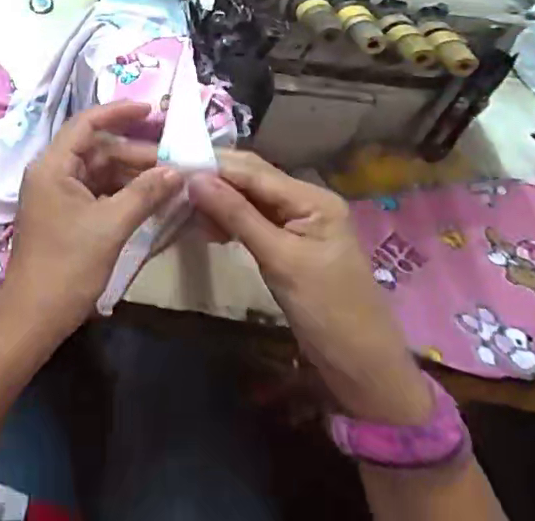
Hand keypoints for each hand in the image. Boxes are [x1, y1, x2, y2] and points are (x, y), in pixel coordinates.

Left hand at [0, 101, 184, 339]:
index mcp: (52, 165)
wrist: (34, 317)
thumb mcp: (110, 226)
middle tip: (175, 158)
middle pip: (97, 148)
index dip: (119, 113)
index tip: (152, 111)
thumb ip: (144, 194)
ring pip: (100, 171)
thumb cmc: (67, 265)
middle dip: (135, 151)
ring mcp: (58, 195)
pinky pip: (98, 191)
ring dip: (133, 174)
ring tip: (171, 179)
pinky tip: (152, 198)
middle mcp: (52, 172)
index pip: (87, 124)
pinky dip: (124, 192)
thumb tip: (177, 171)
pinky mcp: (66, 215)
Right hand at [188, 149, 432, 425]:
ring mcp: (298, 222)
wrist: (364, 369)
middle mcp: (306, 200)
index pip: (253, 170)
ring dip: (217, 200)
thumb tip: (194, 179)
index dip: (212, 166)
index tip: (171, 165)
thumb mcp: (279, 261)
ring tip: (182, 207)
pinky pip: (253, 219)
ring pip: (249, 198)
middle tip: (170, 184)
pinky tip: (205, 226)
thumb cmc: (327, 312)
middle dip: (213, 179)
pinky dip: (229, 220)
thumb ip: (237, 215)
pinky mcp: (289, 242)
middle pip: (251, 178)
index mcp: (312, 198)